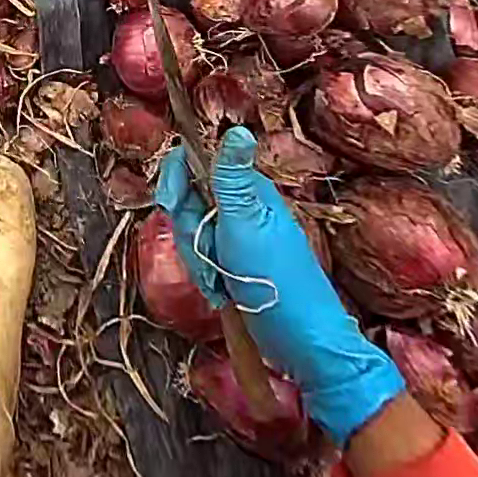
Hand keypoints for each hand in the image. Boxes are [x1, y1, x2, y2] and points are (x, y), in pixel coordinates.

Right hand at [157, 127, 404, 445]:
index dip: (176, 179)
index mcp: (246, 188)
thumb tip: (238, 128)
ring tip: (218, 279)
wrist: (306, 347)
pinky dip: (205, 273)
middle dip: (188, 229)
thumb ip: (231, 178)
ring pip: (192, 229)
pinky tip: (220, 291)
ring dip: (197, 256)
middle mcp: (240, 205)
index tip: (171, 205)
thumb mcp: (245, 224)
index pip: (195, 161)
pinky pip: (202, 255)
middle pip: (188, 198)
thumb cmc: (276, 281)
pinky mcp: (234, 261)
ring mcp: (237, 235)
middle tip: (208, 254)